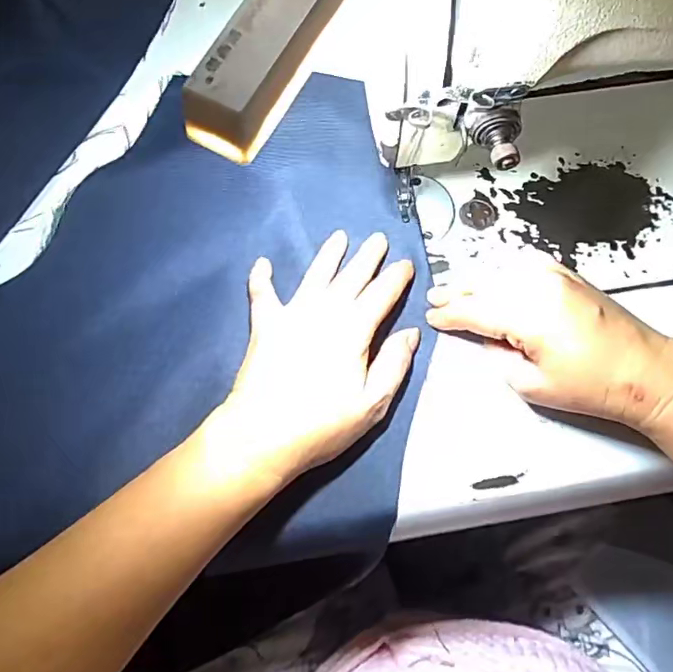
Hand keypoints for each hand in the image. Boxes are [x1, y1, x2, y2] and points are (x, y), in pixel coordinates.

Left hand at [192, 232, 420, 493]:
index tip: (406, 263)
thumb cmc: (322, 424)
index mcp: (354, 331)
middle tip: (378, 238)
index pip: (381, 295)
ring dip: (328, 255)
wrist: (262, 434)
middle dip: (368, 257)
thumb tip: (410, 333)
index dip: (396, 277)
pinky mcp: (265, 326)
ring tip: (339, 237)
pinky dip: (261, 278)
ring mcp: (292, 315)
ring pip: (315, 276)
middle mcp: (324, 313)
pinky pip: (262, 295)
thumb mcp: (372, 404)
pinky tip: (262, 263)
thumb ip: (394, 365)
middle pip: (351, 277)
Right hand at [424, 250, 672, 434]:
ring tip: (459, 287)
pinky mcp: (567, 274)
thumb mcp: (534, 384)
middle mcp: (539, 285)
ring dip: (478, 279)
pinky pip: (524, 264)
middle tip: (437, 296)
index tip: (434, 315)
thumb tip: (489, 339)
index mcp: (527, 313)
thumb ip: (500, 357)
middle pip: (484, 283)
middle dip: (458, 291)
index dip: (449, 314)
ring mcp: (555, 275)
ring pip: (501, 270)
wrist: (645, 371)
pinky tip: (495, 275)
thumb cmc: (598, 383)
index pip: (474, 309)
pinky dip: (504, 270)